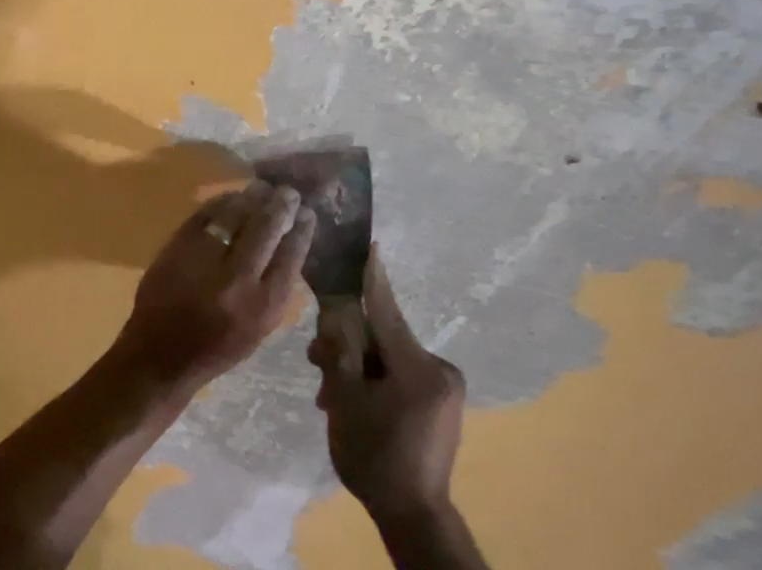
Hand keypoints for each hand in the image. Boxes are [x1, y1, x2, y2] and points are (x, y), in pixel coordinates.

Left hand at [112, 181, 316, 390]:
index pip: (291, 257)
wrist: (161, 356)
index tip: (307, 213)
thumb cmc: (217, 348)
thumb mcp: (259, 328)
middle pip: (265, 231)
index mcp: (263, 306)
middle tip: (288, 192)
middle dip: (280, 207)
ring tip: (262, 188)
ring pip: (233, 218)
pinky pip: (202, 217)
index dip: (301, 231)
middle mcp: (236, 282)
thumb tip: (289, 243)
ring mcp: (203, 263)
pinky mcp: (175, 250)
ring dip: (251, 198)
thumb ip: (274, 288)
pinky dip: (219, 204)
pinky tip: (230, 197)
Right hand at [308, 245, 465, 523]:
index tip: (369, 245)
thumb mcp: (344, 401)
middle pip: (383, 338)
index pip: (386, 311)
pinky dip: (375, 382)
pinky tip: (353, 404)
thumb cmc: (373, 457)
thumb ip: (339, 352)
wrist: (413, 515)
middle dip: (348, 345)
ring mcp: (444, 387)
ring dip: (358, 368)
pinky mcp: (442, 403)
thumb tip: (336, 314)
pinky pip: (401, 376)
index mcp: (419, 367)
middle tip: (317, 364)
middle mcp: (440, 369)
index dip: (372, 279)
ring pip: (389, 358)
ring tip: (331, 397)